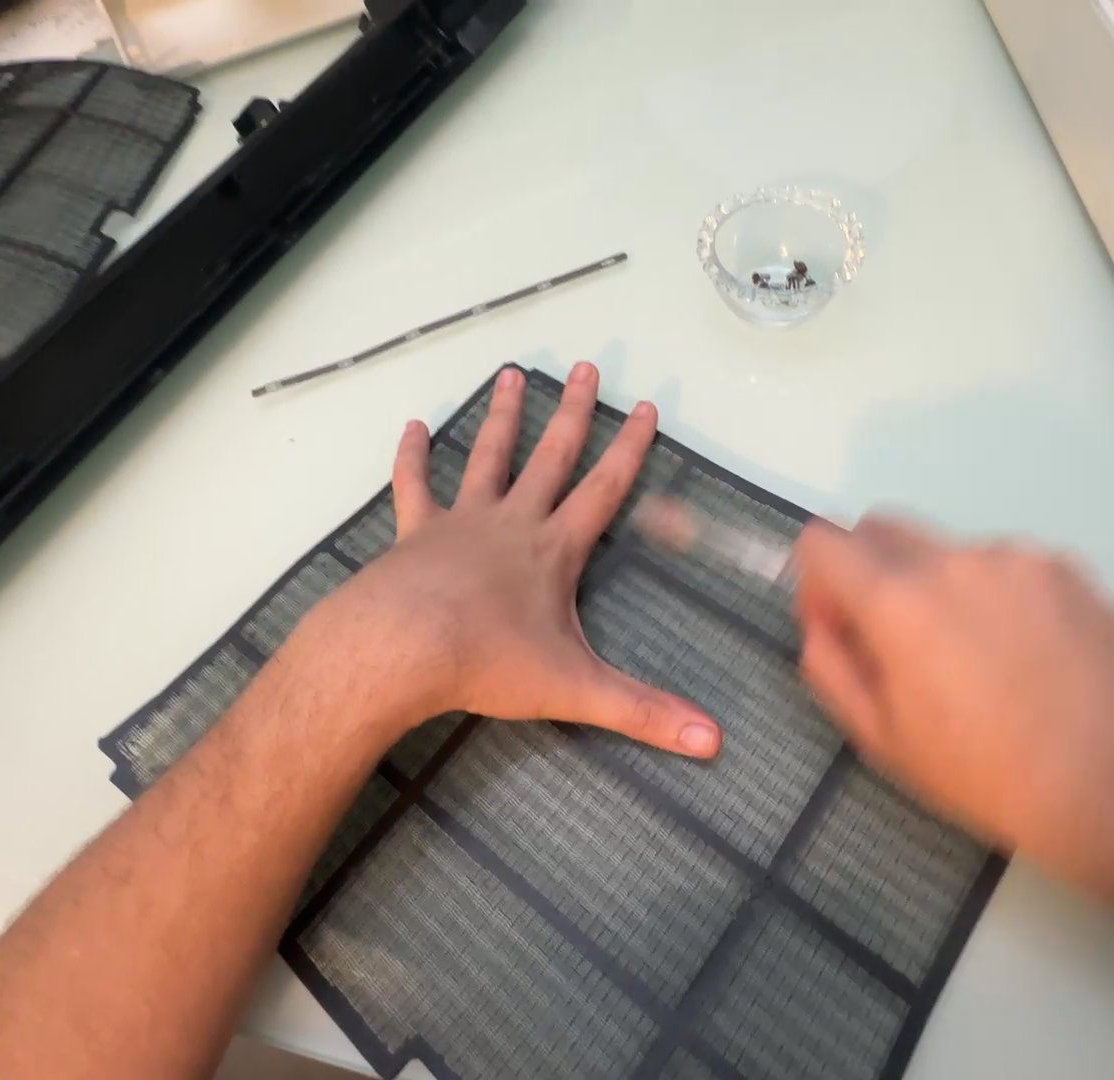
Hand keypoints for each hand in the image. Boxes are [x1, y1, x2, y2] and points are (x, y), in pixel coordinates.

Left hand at [282, 363, 720, 757]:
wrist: (400, 650)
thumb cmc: (488, 663)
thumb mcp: (575, 690)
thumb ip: (643, 713)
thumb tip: (714, 742)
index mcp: (554, 549)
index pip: (604, 489)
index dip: (630, 449)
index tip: (646, 407)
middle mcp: (513, 522)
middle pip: (551, 456)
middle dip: (573, 412)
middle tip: (586, 365)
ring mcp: (461, 521)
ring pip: (488, 457)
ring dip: (502, 417)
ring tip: (510, 374)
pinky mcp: (416, 532)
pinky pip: (414, 486)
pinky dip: (412, 456)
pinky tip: (413, 426)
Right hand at [790, 516, 1113, 875]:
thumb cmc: (987, 775)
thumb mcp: (880, 738)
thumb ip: (829, 664)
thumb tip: (822, 619)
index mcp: (898, 602)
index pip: (822, 540)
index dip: (815, 578)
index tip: (839, 622)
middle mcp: (953, 559)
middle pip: (878, 526)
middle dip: (867, 568)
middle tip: (895, 636)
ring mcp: (1017, 557)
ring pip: (944, 549)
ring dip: (935, 585)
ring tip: (977, 654)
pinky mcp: (1067, 566)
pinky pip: (1002, 564)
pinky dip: (992, 593)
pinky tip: (1025, 651)